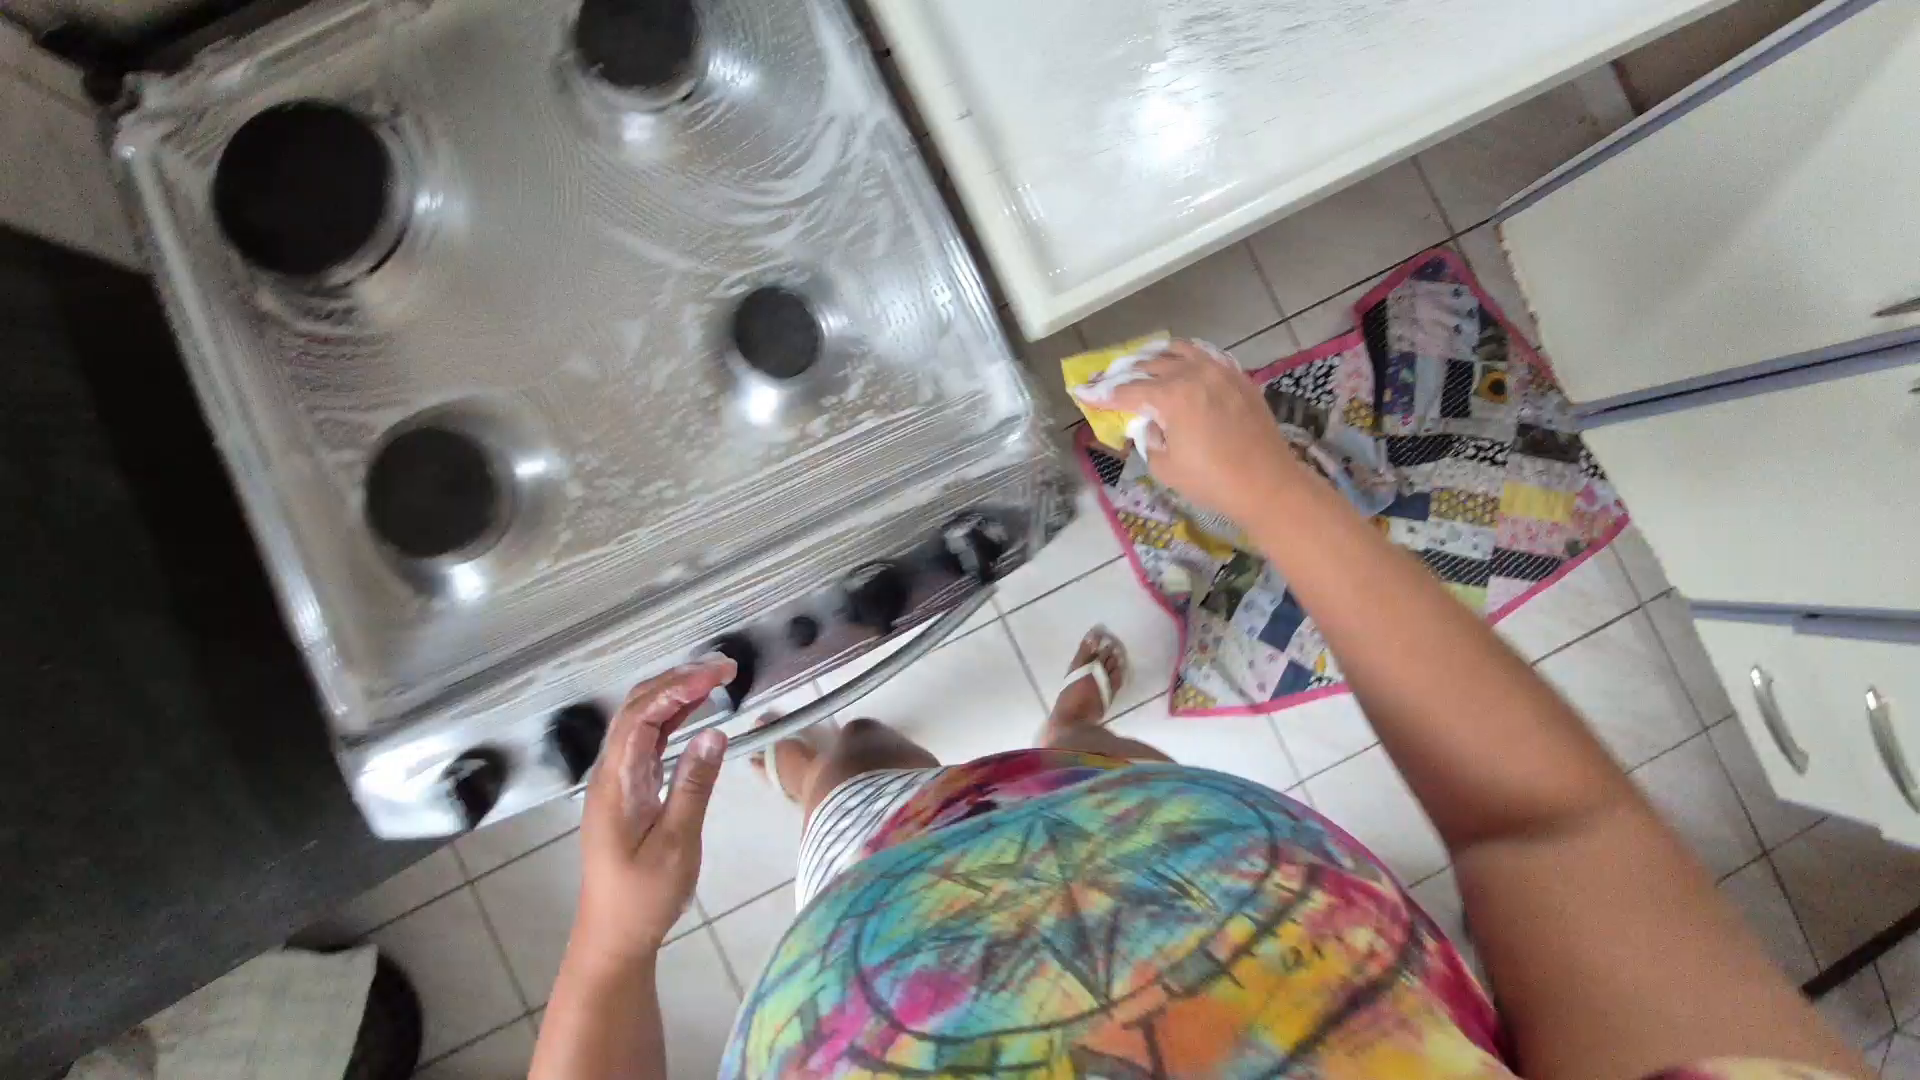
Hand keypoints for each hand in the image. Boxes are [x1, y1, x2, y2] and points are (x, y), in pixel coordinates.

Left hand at [567, 656, 733, 971]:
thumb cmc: (644, 896)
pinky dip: (672, 717)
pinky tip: (695, 711)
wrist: (614, 937)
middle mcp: (611, 772)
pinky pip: (648, 739)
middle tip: (723, 669)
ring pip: (641, 720)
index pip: (642, 716)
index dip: (678, 687)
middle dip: (676, 680)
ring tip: (715, 680)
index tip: (716, 674)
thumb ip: (694, 785)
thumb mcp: (677, 843)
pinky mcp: (629, 789)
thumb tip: (714, 733)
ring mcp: (618, 780)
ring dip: (675, 694)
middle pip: (636, 708)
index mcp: (617, 781)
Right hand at [1097, 340, 1307, 523]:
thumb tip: (1150, 422)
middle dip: (1124, 373)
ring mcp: (1220, 372)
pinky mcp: (1239, 378)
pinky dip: (1189, 356)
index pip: (1127, 391)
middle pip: (1150, 365)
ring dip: (1157, 357)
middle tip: (1108, 379)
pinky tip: (1183, 363)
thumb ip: (1148, 437)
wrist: (1266, 484)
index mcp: (1172, 396)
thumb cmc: (1211, 481)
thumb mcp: (1164, 466)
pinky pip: (1208, 355)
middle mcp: (1194, 374)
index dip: (1101, 394)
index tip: (1082, 391)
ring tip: (1143, 364)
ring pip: (1181, 351)